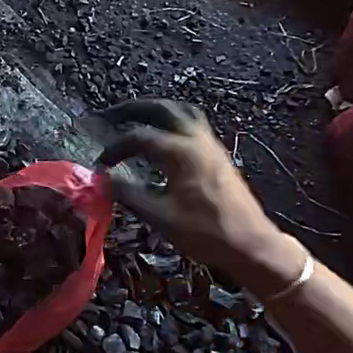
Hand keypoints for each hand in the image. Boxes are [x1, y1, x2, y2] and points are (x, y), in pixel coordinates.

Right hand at [95, 99, 307, 295]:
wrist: (250, 244)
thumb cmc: (207, 233)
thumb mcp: (161, 218)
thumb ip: (130, 195)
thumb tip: (104, 182)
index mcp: (181, 153)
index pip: (139, 138)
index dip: (115, 148)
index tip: (101, 164)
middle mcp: (197, 140)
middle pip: (162, 108)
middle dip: (132, 108)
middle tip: (109, 114)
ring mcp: (210, 145)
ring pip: (181, 111)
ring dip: (155, 109)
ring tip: (135, 116)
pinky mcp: (217, 154)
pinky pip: (192, 123)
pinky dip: (171, 120)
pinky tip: (163, 135)